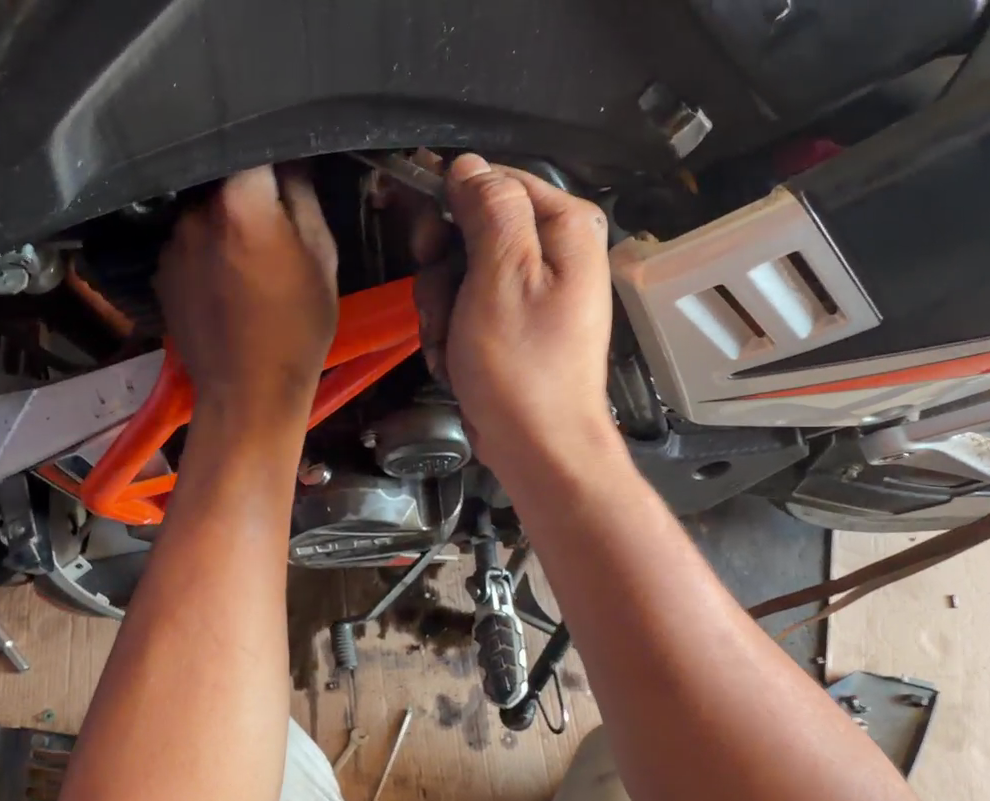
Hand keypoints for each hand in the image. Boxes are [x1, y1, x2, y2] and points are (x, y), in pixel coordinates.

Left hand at [155, 165, 338, 419]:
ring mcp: (171, 244)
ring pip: (203, 211)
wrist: (248, 395)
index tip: (287, 164)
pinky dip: (205, 249)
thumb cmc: (297, 331)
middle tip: (274, 217)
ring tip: (248, 257)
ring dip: (223, 221)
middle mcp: (194, 213)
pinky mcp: (160, 272)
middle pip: (223, 178)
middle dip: (248, 189)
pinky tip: (224, 280)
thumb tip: (290, 161)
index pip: (253, 146)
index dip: (273, 150)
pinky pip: (187, 243)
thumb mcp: (321, 260)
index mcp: (239, 203)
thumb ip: (303, 198)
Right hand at [412, 154, 614, 473]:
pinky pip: (466, 307)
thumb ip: (490, 210)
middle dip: (442, 269)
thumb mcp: (502, 276)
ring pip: (460, 271)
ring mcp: (533, 292)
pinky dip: (450, 332)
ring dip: (440, 308)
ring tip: (448, 344)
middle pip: (472, 228)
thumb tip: (468, 165)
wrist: (538, 447)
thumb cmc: (522, 366)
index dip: (450, 203)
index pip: (494, 180)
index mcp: (565, 227)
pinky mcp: (512, 325)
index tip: (425, 241)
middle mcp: (554, 252)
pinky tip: (452, 358)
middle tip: (440, 303)